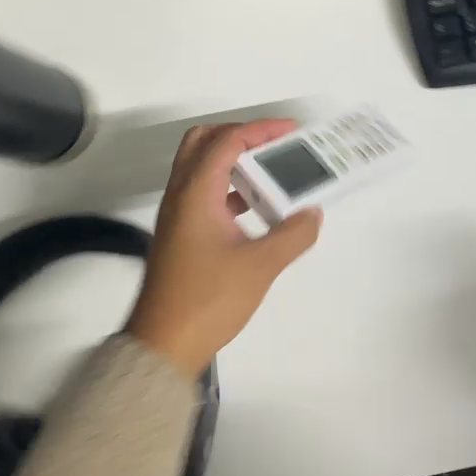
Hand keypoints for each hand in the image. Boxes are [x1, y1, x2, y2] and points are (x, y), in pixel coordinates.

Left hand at [124, 121, 323, 379]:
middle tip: (273, 145)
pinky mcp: (180, 234)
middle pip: (204, 142)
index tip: (292, 132)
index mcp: (195, 193)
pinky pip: (203, 192)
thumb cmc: (209, 299)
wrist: (163, 345)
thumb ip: (292, 235)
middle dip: (241, 135)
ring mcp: (177, 215)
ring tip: (271, 171)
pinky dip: (229, 187)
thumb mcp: (260, 266)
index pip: (227, 141)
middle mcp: (181, 195)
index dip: (260, 130)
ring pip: (201, 167)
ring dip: (234, 161)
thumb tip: (313, 213)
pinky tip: (255, 208)